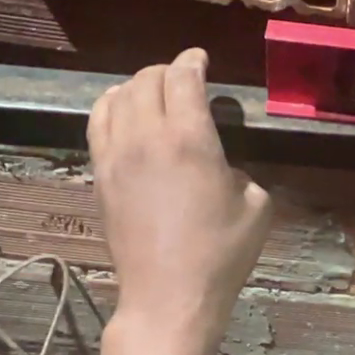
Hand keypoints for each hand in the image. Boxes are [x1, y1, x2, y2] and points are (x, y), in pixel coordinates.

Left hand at [89, 48, 270, 354]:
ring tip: (152, 90)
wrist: (169, 295)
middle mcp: (148, 136)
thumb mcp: (257, 207)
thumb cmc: (221, 253)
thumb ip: (241, 172)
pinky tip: (121, 112)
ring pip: (118, 96)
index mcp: (191, 139)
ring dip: (137, 85)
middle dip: (167, 71)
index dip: (193, 61)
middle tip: (183, 79)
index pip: (184, 78)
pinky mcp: (99, 175)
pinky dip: (111, 106)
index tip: (201, 60)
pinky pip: (97, 123)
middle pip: (148, 80)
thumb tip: (221, 166)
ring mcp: (116, 155)